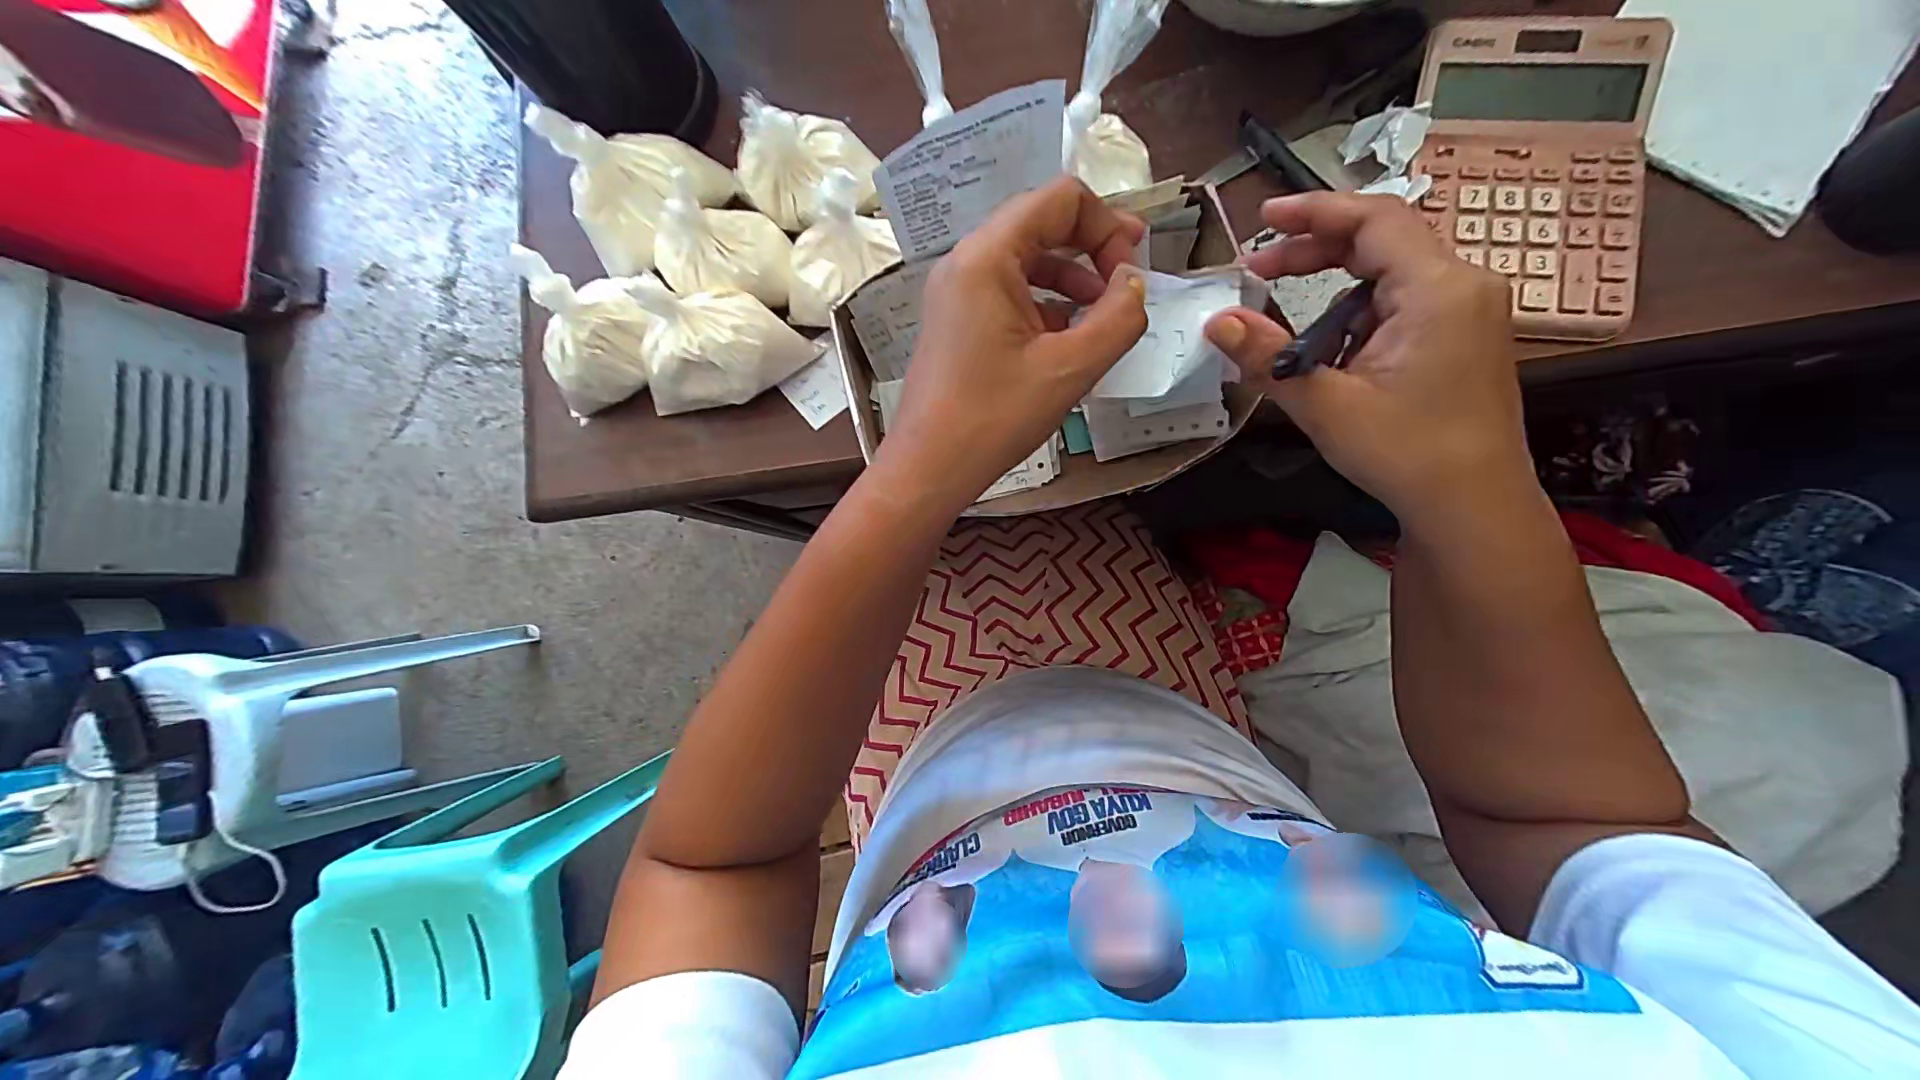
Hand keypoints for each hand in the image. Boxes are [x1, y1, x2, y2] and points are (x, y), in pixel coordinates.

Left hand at [876, 176, 1147, 512]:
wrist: (929, 468)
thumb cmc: (995, 418)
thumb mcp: (1071, 368)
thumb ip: (1119, 317)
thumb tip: (1134, 283)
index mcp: (987, 257)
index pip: (1061, 199)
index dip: (1107, 225)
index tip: (1130, 273)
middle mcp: (966, 262)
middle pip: (1040, 223)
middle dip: (1091, 246)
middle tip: (1128, 280)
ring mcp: (956, 292)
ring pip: (1025, 259)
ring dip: (1071, 277)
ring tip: (1103, 314)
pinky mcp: (956, 320)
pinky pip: (1008, 292)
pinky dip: (1045, 303)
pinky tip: (1068, 338)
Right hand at [1203, 192, 1527, 526]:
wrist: (1471, 503)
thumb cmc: (1405, 452)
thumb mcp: (1326, 404)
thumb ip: (1268, 357)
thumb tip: (1217, 322)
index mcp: (1437, 289)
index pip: (1374, 220)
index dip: (1314, 211)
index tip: (1263, 218)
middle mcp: (1461, 286)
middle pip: (1380, 240)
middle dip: (1314, 248)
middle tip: (1255, 267)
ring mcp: (1465, 311)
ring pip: (1388, 273)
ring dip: (1331, 283)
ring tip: (1281, 308)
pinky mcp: (1458, 335)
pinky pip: (1399, 302)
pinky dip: (1354, 311)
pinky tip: (1325, 344)